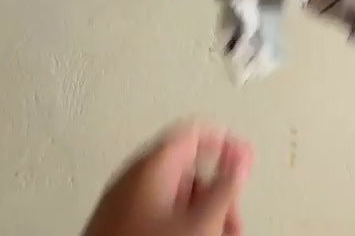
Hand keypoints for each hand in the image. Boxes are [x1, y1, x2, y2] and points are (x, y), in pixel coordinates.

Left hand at [82, 124, 252, 235]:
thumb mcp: (199, 217)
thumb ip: (225, 182)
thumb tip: (239, 159)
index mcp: (151, 160)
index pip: (195, 130)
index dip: (225, 140)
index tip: (243, 154)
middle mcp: (131, 172)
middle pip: (185, 165)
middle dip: (214, 188)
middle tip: (229, 212)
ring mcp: (118, 198)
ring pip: (170, 191)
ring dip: (198, 206)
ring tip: (214, 229)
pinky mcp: (111, 221)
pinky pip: (152, 208)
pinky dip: (175, 218)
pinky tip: (187, 232)